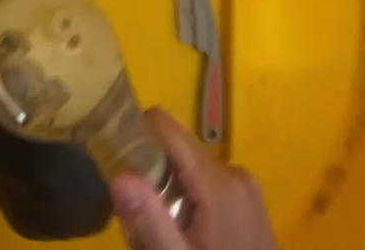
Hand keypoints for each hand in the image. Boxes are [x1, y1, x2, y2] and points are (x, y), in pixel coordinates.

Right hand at [110, 108, 277, 249]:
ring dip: (166, 195)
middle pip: (172, 151)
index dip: (133, 137)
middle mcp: (234, 173)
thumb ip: (150, 222)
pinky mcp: (249, 202)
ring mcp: (246, 188)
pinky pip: (204, 184)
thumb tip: (119, 175)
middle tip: (141, 228)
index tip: (116, 167)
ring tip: (163, 239)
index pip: (163, 126)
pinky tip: (185, 240)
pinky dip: (186, 203)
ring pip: (186, 169)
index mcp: (219, 181)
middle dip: (149, 180)